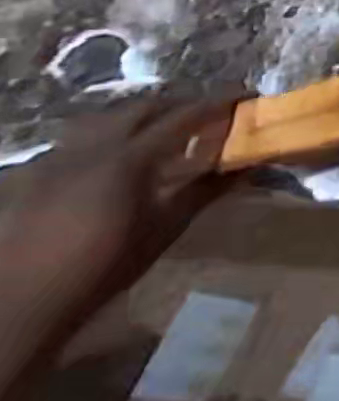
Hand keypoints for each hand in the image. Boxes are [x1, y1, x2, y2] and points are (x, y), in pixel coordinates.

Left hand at [0, 98, 237, 344]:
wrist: (24, 304)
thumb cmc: (107, 263)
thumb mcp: (169, 224)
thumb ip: (210, 187)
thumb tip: (252, 162)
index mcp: (129, 158)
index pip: (186, 115)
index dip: (221, 102)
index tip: (249, 96)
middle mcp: (90, 152)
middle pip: (142, 109)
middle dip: (181, 104)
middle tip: (210, 114)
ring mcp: (56, 165)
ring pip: (105, 121)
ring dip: (142, 119)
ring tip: (165, 133)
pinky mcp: (35, 181)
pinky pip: (77, 143)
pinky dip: (108, 139)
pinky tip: (118, 160)